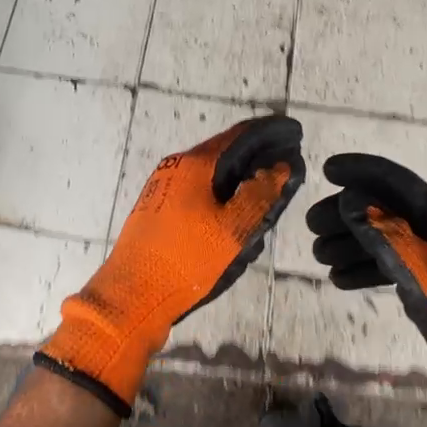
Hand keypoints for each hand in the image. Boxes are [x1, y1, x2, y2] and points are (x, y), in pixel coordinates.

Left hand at [36, 115, 303, 414]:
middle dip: (258, 152)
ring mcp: (165, 186)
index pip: (240, 135)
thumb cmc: (185, 260)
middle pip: (225, 150)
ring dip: (241, 172)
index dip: (270, 131)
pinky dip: (224, 188)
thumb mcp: (231, 231)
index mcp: (195, 164)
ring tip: (269, 182)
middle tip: (289, 159)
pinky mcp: (160, 206)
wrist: (131, 295)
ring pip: (212, 171)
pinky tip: (238, 205)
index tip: (295, 132)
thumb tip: (280, 166)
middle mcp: (177, 166)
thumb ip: (259, 195)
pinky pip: (200, 188)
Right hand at [305, 154, 426, 426]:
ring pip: (385, 238)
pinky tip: (340, 279)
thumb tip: (353, 202)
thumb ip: (390, 237)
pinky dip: (367, 268)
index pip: (397, 182)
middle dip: (347, 214)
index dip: (362, 172)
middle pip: (385, 210)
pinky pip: (392, 263)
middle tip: (313, 224)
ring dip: (352, 244)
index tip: (328, 171)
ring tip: (319, 254)